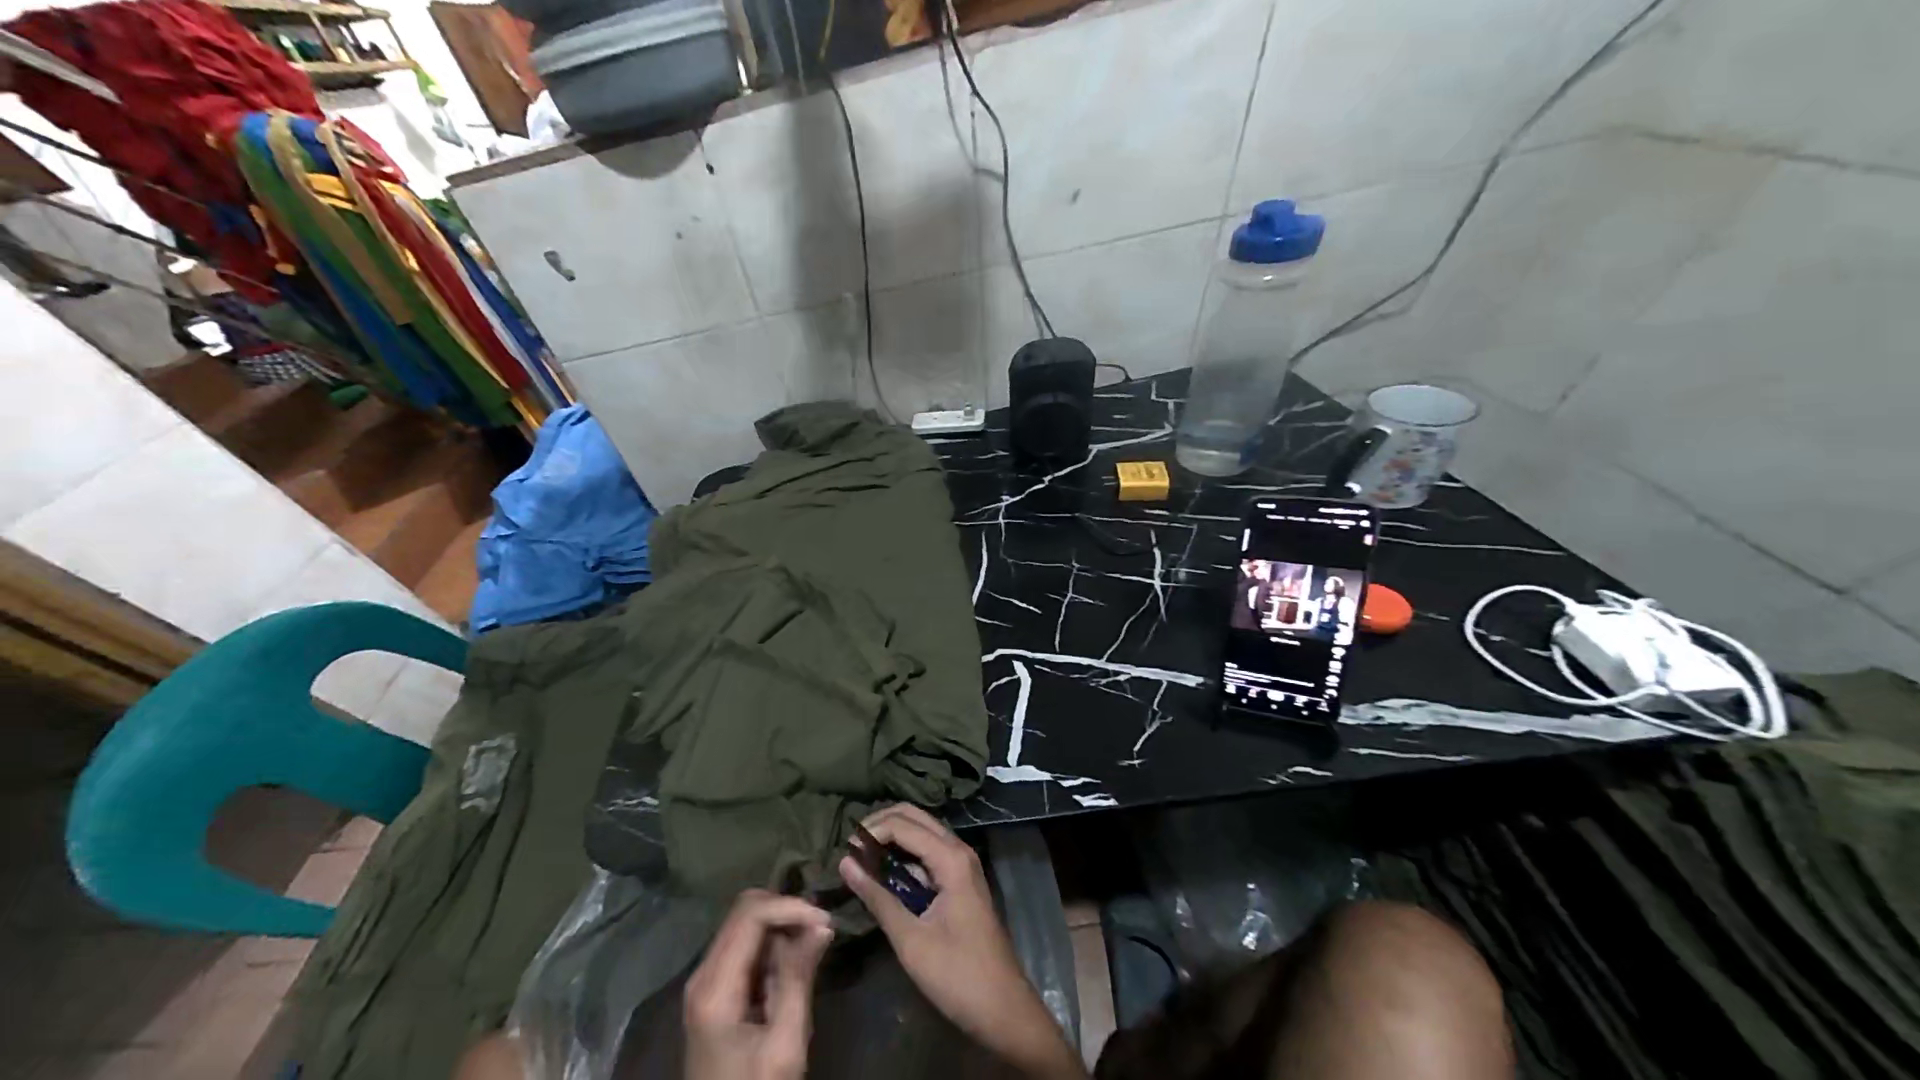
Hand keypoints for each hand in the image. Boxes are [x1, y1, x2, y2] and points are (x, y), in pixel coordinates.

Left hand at [684, 890, 833, 1079]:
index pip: (750, 914)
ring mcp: (704, 982)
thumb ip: (798, 979)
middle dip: (786, 912)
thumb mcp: (785, 1044)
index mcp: (715, 988)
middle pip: (744, 911)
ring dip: (781, 928)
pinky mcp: (713, 990)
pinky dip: (771, 945)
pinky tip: (791, 968)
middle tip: (819, 932)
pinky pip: (743, 946)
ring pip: (744, 924)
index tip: (825, 921)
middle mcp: (702, 975)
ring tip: (809, 953)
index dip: (790, 907)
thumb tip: (822, 924)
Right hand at [839, 805, 1086, 1079]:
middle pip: (914, 818)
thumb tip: (845, 864)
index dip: (869, 832)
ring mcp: (962, 865)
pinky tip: (882, 872)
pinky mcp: (960, 882)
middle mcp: (959, 851)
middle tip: (849, 847)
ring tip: (859, 857)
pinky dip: (904, 855)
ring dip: (892, 837)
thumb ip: (877, 897)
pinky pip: (928, 854)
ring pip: (922, 833)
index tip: (841, 851)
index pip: (902, 824)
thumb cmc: (957, 975)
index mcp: (951, 858)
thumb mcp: (910, 939)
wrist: (1003, 1008)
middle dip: (880, 824)